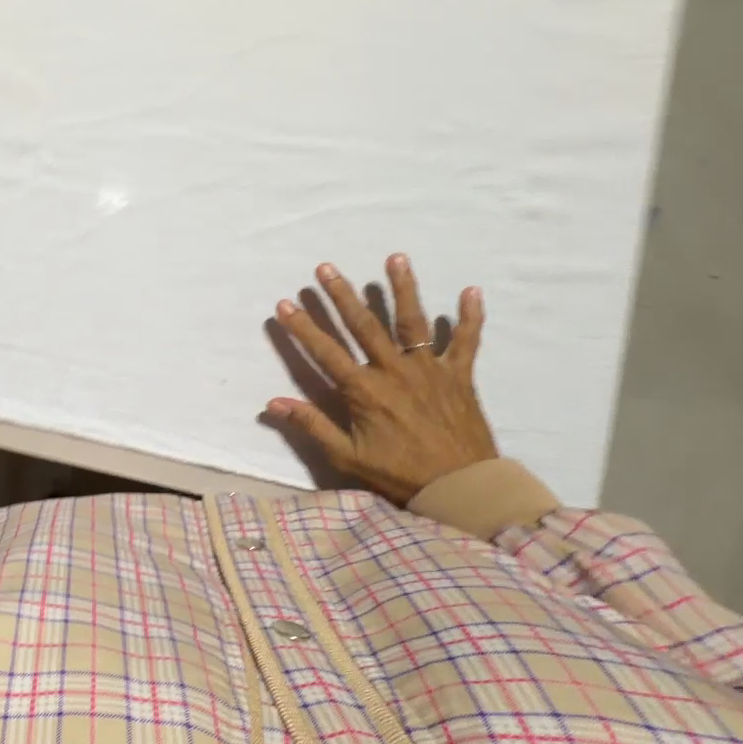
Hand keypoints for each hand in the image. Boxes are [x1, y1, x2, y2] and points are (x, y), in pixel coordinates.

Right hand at [267, 254, 494, 502]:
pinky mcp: (459, 375)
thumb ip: (311, 425)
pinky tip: (470, 291)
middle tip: (326, 268)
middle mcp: (394, 370)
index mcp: (363, 390)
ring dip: (402, 288)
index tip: (285, 303)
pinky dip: (470, 316)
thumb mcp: (346, 455)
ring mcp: (429, 369)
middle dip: (342, 295)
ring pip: (412, 321)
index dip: (303, 327)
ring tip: (395, 258)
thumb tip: (272, 403)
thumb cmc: (398, 473)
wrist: (461, 485)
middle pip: (364, 325)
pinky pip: (467, 341)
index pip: (325, 351)